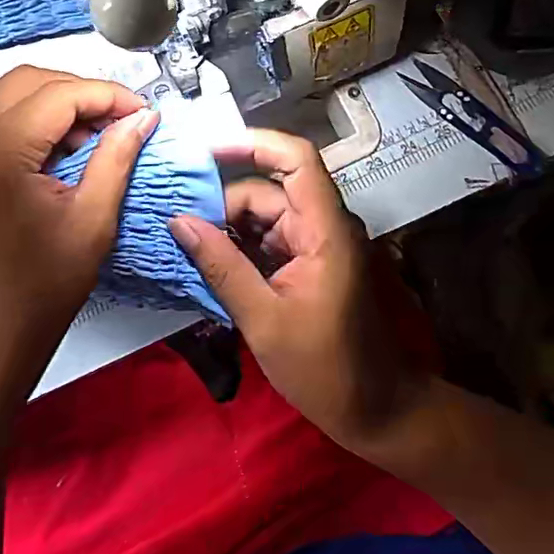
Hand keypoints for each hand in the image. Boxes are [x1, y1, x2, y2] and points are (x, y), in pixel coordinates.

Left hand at [0, 66, 156, 413]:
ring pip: (4, 98)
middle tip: (119, 124)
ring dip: (52, 108)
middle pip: (27, 83)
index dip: (108, 96)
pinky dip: (23, 126)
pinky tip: (50, 157)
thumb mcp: (90, 224)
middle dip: (80, 95)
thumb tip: (141, 117)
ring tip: (89, 143)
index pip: (59, 94)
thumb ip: (117, 157)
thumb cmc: (34, 299)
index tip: (142, 113)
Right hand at [168, 129, 423, 453]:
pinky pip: (268, 239)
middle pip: (268, 190)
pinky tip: (207, 259)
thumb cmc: (325, 368)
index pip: (296, 159)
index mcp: (324, 229)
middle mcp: (322, 225)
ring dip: (226, 225)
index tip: (205, 151)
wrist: (376, 410)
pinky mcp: (308, 263)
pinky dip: (239, 245)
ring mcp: (315, 243)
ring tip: (184, 241)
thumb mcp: (264, 319)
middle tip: (177, 222)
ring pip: (264, 215)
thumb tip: (178, 220)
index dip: (253, 143)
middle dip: (222, 201)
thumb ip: (221, 266)